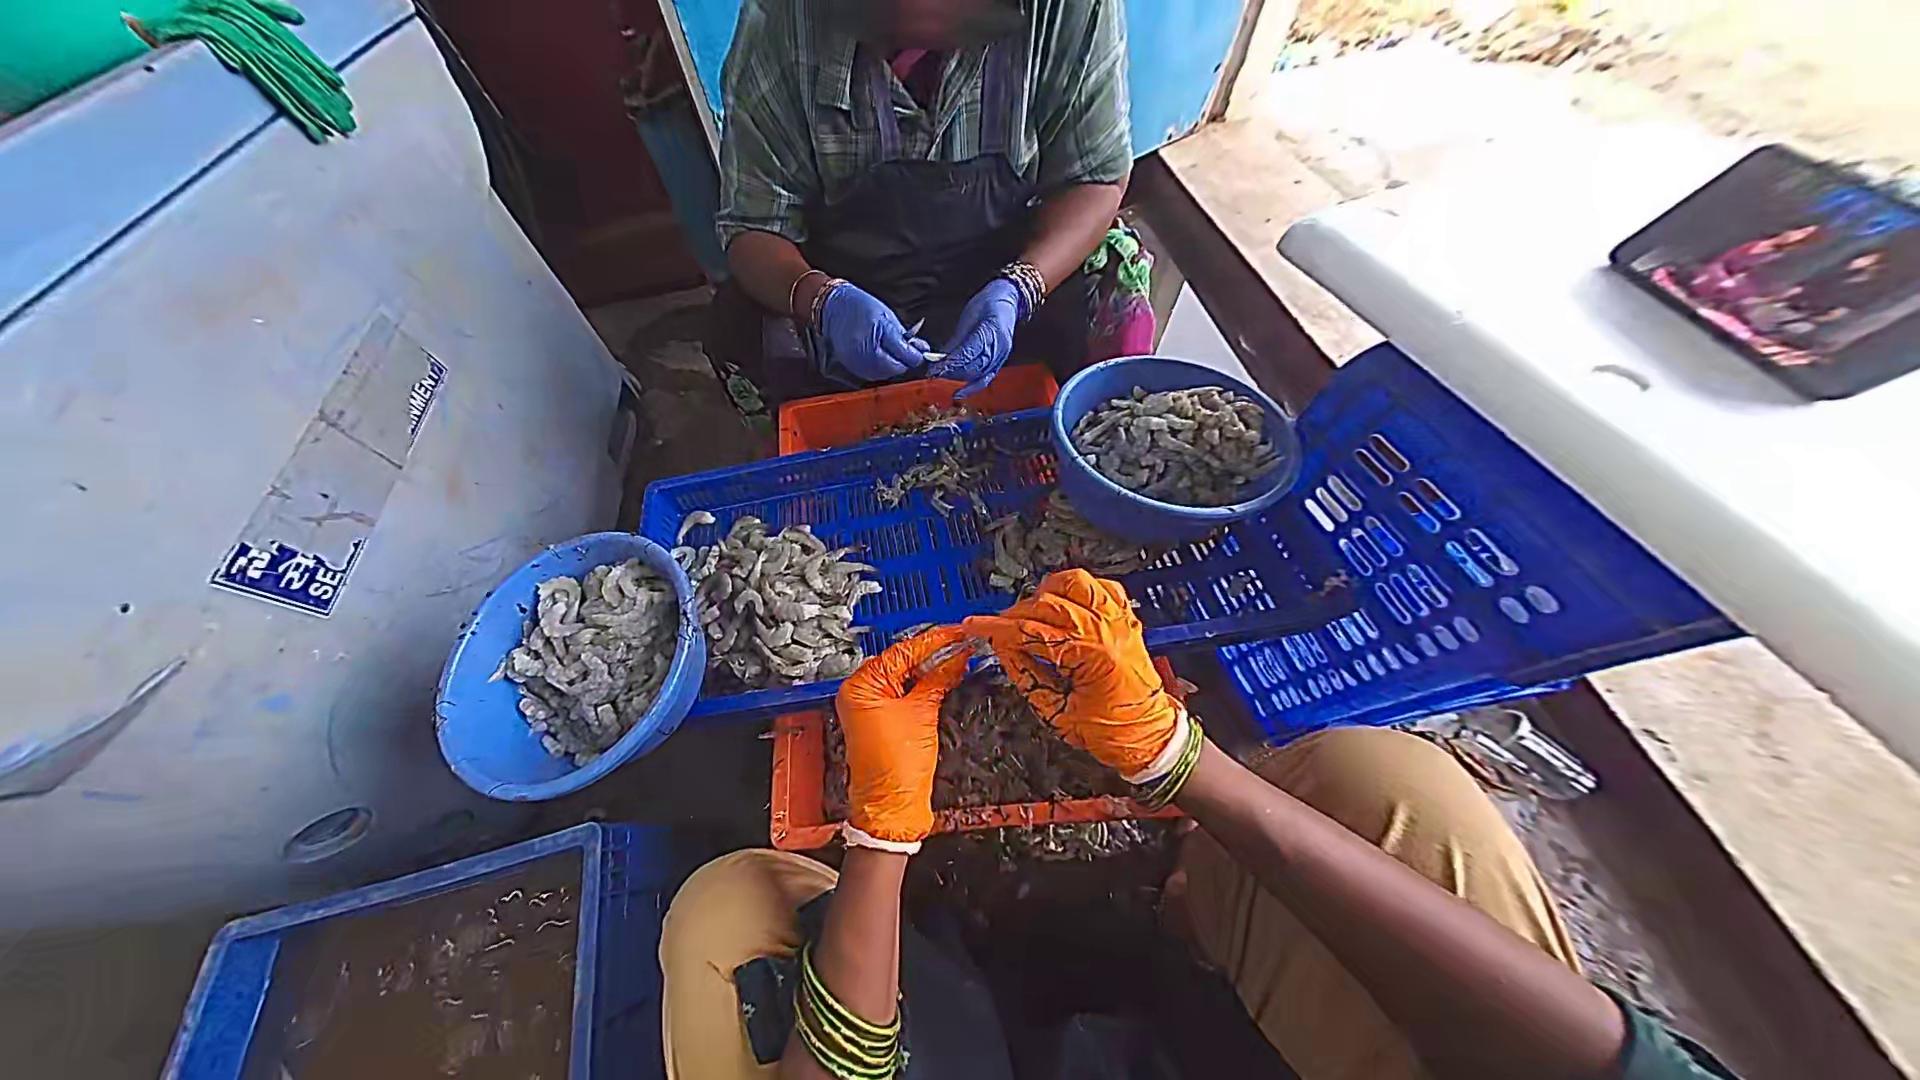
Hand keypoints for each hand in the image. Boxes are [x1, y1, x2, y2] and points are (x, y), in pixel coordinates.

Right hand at [818, 283, 928, 383]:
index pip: (901, 361)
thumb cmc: (859, 307)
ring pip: (884, 374)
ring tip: (892, 350)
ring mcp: (856, 366)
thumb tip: (920, 351)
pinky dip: (881, 366)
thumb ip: (903, 339)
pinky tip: (881, 355)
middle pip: (893, 370)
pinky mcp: (851, 368)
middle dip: (903, 361)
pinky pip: (873, 373)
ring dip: (892, 365)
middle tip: (908, 350)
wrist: (830, 307)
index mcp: (872, 345)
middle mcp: (863, 360)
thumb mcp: (886, 318)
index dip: (914, 356)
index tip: (921, 351)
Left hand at [834, 625, 971, 851]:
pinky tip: (944, 676)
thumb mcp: (923, 712)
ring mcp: (871, 707)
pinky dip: (924, 684)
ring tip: (957, 655)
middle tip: (960, 640)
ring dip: (930, 667)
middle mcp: (860, 693)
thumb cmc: (896, 768)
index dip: (932, 641)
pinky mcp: (883, 719)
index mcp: (861, 686)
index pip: (901, 651)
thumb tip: (956, 655)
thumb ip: (939, 677)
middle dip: (932, 651)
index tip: (954, 631)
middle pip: (901, 661)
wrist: (893, 808)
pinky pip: (904, 692)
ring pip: (904, 676)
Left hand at [931, 278, 1024, 398]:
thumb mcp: (968, 317)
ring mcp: (1001, 356)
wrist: (1009, 300)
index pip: (968, 353)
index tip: (935, 369)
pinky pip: (985, 379)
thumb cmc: (987, 304)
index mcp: (991, 331)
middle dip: (952, 371)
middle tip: (933, 372)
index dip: (951, 363)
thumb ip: (956, 340)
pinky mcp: (999, 362)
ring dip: (958, 378)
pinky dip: (972, 387)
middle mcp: (999, 347)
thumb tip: (939, 357)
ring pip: (978, 375)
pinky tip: (960, 393)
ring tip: (942, 375)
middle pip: (973, 367)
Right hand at [963, 570, 1184, 781]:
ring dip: (1048, 592)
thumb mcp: (1056, 711)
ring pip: (1075, 581)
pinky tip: (1065, 602)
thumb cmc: (1111, 732)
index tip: (976, 625)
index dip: (998, 628)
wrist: (1150, 738)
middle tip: (1002, 629)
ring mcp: (1119, 619)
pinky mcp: (1126, 618)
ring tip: (1032, 611)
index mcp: (1092, 652)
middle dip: (1017, 614)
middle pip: (1048, 602)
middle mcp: (1108, 627)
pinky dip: (1078, 589)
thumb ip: (1025, 675)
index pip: (1031, 630)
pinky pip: (1101, 587)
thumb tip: (1002, 648)